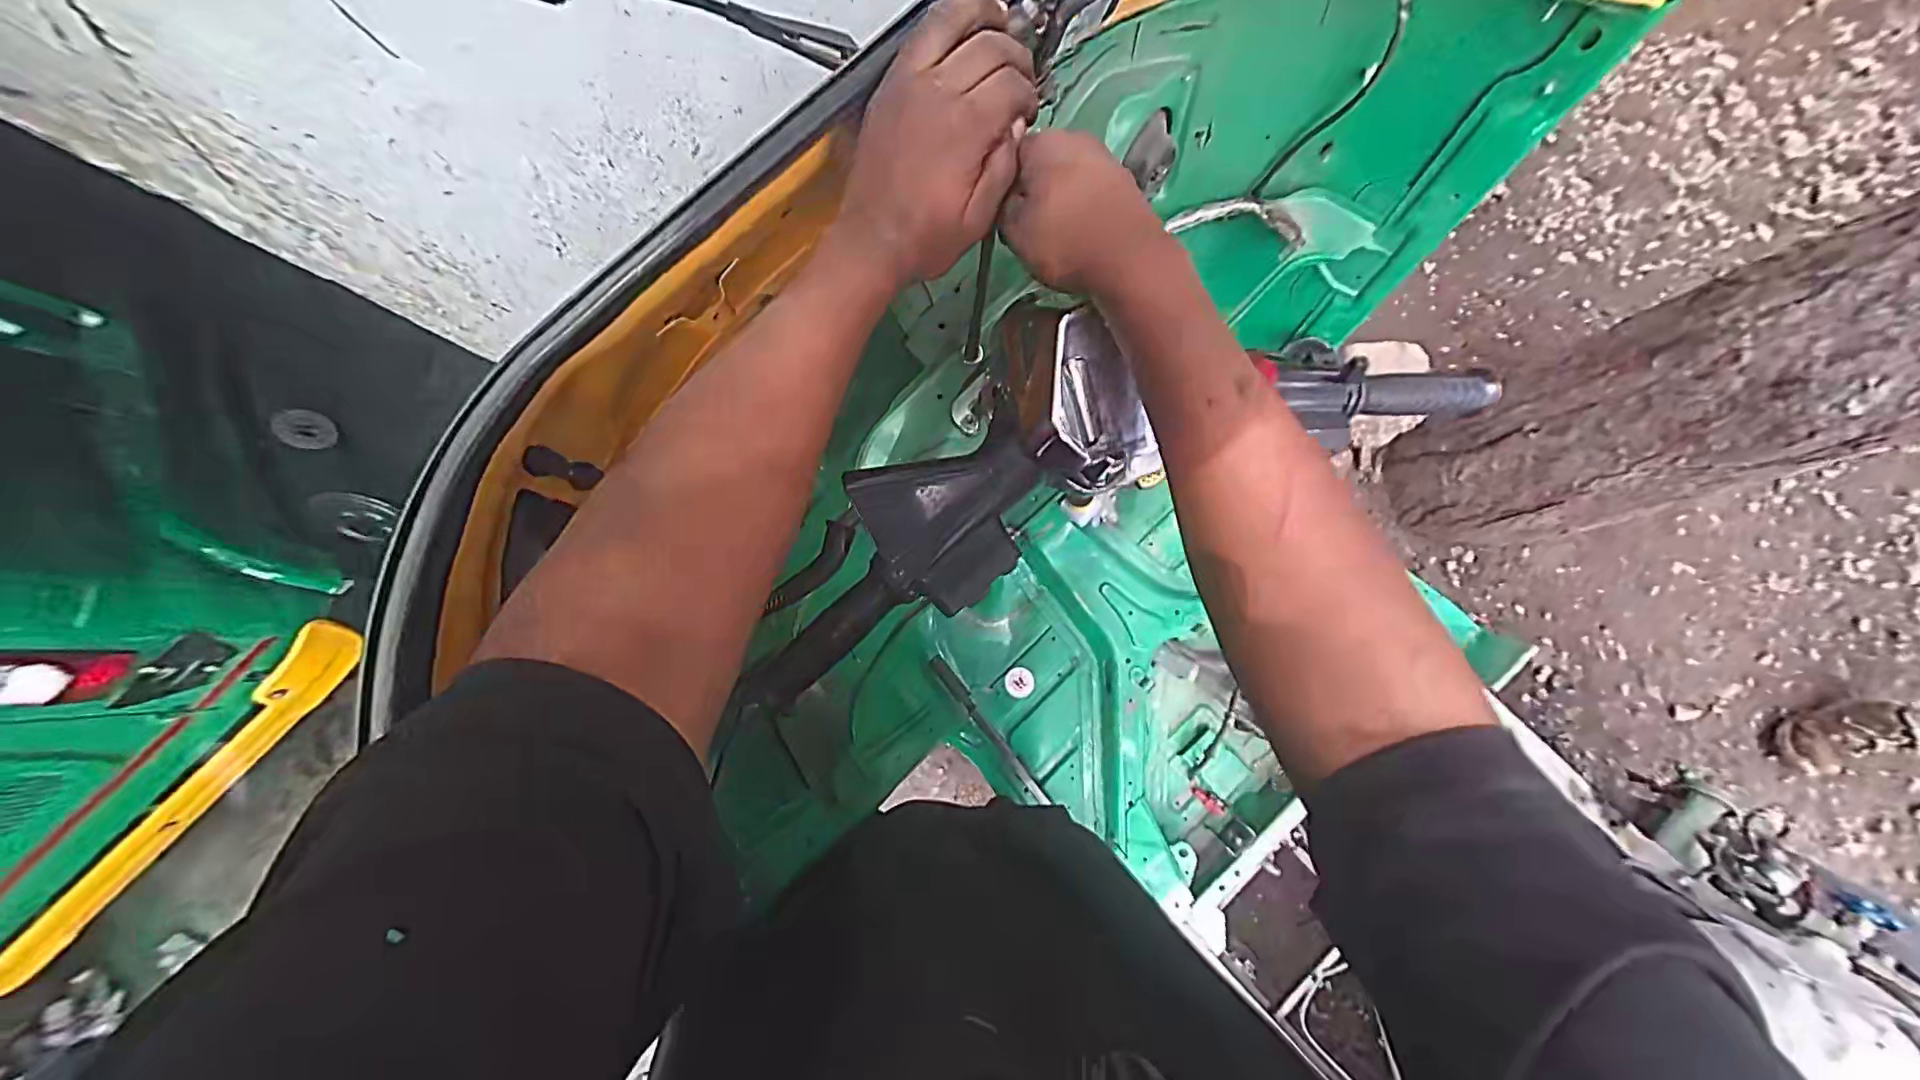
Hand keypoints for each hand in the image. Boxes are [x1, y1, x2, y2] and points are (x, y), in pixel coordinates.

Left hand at [830, 0, 1037, 288]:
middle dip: (1017, 58)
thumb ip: (1004, 169)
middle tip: (1022, 80)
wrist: (872, 242)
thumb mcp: (977, 220)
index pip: (1013, 82)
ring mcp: (909, 83)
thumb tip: (1016, 130)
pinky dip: (946, 22)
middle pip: (992, 45)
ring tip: (1000, 23)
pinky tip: (961, 31)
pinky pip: (921, 34)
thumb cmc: (922, 239)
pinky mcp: (890, 86)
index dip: (1029, 94)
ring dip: (983, 16)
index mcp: (965, 128)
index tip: (1028, 113)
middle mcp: (937, 93)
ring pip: (953, 20)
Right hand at [999, 130, 1171, 296]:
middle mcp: (1074, 137)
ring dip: (1058, 199)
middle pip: (1040, 163)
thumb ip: (1002, 206)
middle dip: (1032, 188)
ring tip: (1054, 231)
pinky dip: (1081, 207)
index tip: (1001, 211)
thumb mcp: (1014, 231)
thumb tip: (1008, 197)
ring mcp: (1103, 157)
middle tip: (1026, 224)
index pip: (1008, 154)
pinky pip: (1089, 191)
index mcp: (1041, 141)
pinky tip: (1079, 230)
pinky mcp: (1123, 181)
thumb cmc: (1064, 242)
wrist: (1130, 260)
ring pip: (1066, 176)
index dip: (1001, 184)